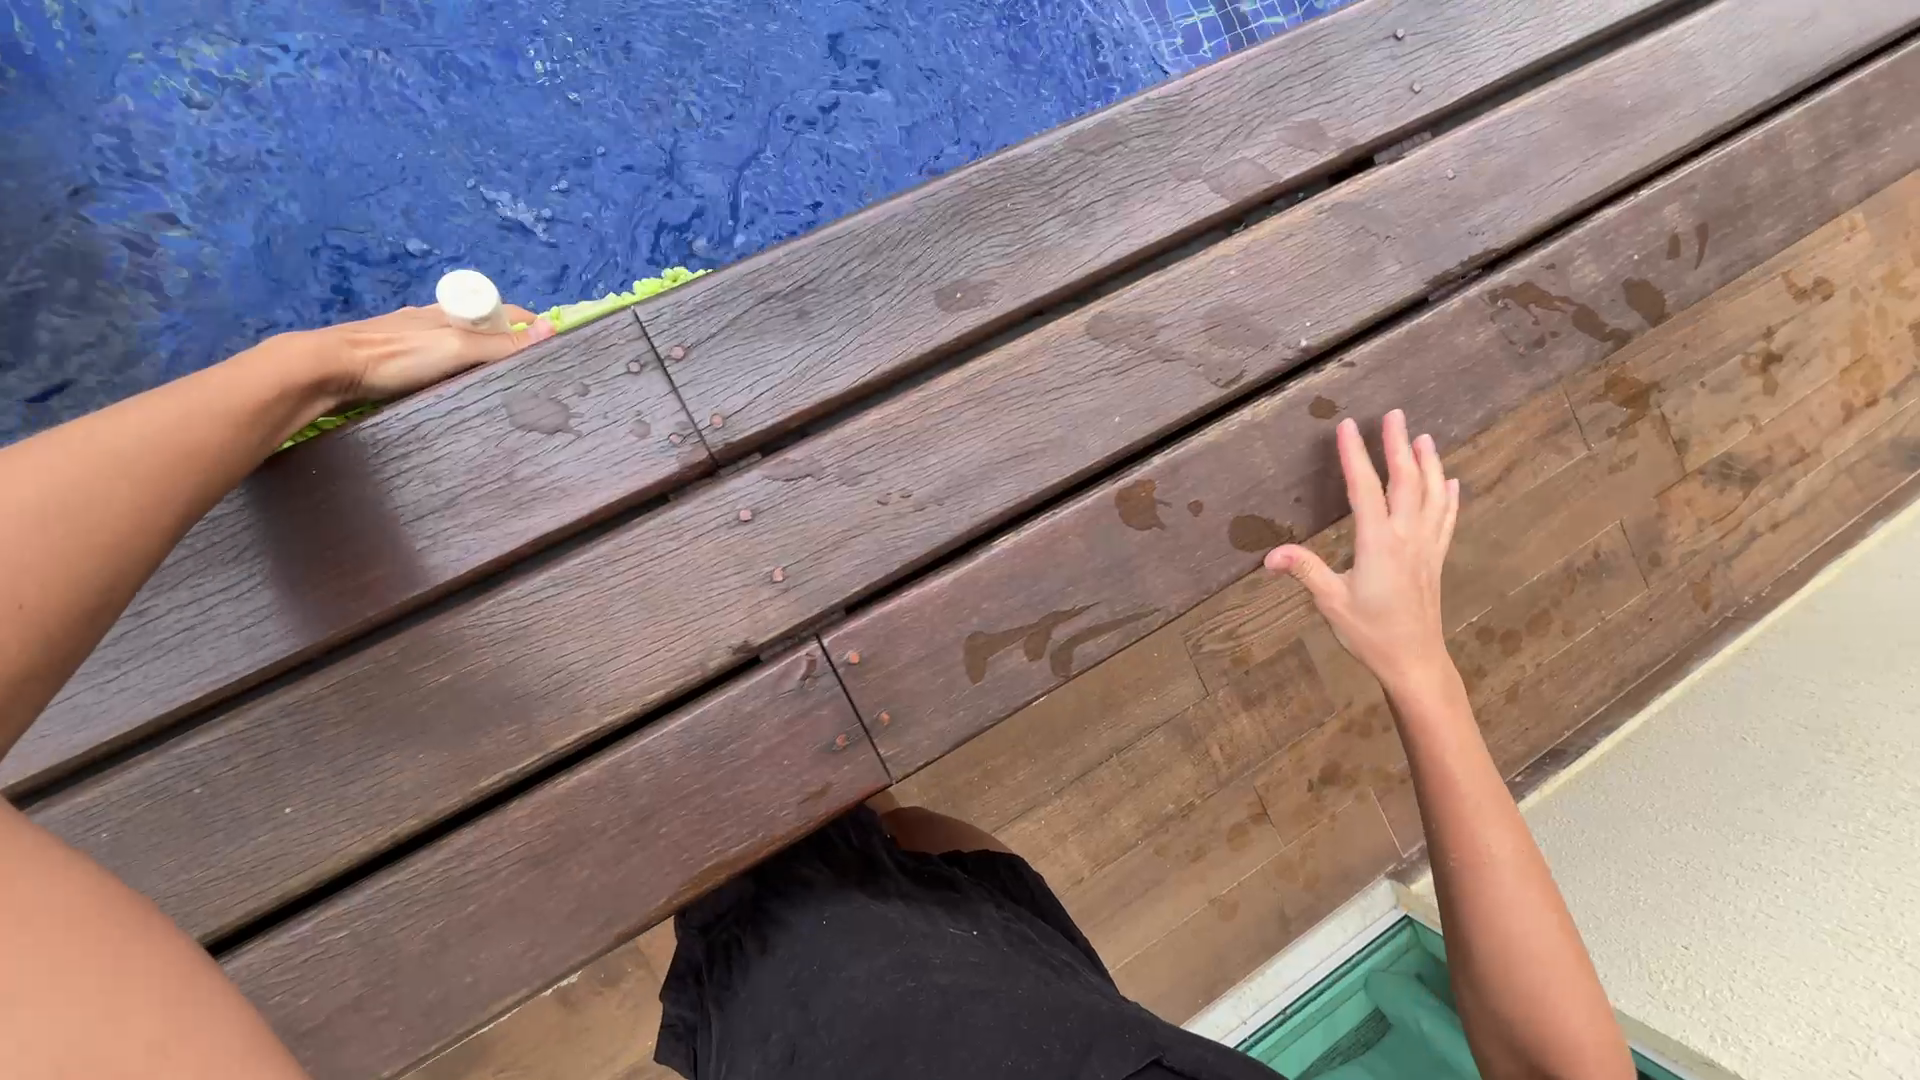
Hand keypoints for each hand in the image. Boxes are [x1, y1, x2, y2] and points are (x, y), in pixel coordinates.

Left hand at [280, 304, 555, 407]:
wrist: (327, 371)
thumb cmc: (396, 355)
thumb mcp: (458, 348)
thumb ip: (503, 343)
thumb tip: (553, 329)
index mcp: (448, 311)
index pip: (500, 309)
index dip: (527, 323)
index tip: (550, 346)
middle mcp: (432, 322)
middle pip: (482, 328)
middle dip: (508, 345)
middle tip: (528, 374)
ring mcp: (413, 343)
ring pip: (461, 348)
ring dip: (482, 363)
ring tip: (501, 388)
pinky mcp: (399, 365)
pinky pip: (442, 365)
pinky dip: (459, 375)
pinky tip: (461, 392)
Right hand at [1264, 409, 1459, 695]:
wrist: (1415, 661)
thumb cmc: (1370, 633)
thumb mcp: (1330, 602)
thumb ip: (1304, 571)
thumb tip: (1269, 554)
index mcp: (1379, 543)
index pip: (1365, 489)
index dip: (1355, 456)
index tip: (1348, 427)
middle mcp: (1407, 537)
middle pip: (1406, 481)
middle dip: (1398, 445)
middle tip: (1394, 415)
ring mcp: (1426, 547)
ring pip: (1431, 495)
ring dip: (1428, 463)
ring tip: (1423, 436)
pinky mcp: (1436, 560)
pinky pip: (1446, 519)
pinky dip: (1449, 497)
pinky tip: (1451, 481)